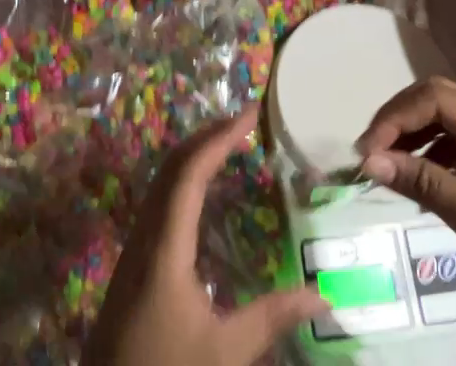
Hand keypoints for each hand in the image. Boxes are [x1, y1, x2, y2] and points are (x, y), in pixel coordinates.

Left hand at [86, 110, 326, 365]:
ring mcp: (133, 252)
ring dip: (193, 158)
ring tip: (228, 145)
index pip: (189, 175)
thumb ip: (272, 318)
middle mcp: (144, 239)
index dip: (219, 138)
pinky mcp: (132, 268)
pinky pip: (157, 205)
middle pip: (170, 170)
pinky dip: (182, 183)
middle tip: (244, 121)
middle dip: (206, 137)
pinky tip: (202, 196)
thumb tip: (323, 294)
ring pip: (159, 185)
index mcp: (164, 249)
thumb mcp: (224, 354)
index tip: (249, 114)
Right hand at [356, 78, 455, 365]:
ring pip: (445, 122)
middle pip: (441, 101)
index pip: (439, 98)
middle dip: (399, 122)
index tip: (365, 152)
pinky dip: (429, 156)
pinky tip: (412, 179)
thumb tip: (369, 161)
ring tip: (382, 168)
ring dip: (411, 137)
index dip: (396, 118)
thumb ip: (424, 183)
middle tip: (367, 156)